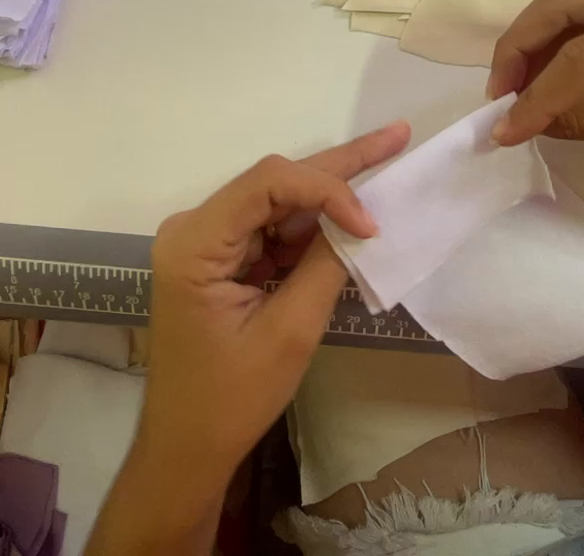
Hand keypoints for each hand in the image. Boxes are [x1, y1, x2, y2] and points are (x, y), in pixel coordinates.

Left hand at [136, 123, 410, 474]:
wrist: (187, 446)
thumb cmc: (231, 397)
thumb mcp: (289, 331)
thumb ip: (325, 265)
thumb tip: (361, 221)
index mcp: (194, 243)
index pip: (268, 183)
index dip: (327, 190)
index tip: (371, 225)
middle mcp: (195, 228)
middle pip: (275, 182)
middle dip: (340, 167)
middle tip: (396, 137)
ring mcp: (207, 240)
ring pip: (280, 200)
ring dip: (331, 196)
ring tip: (385, 163)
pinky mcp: (222, 255)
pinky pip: (274, 227)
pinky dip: (313, 228)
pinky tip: (353, 219)